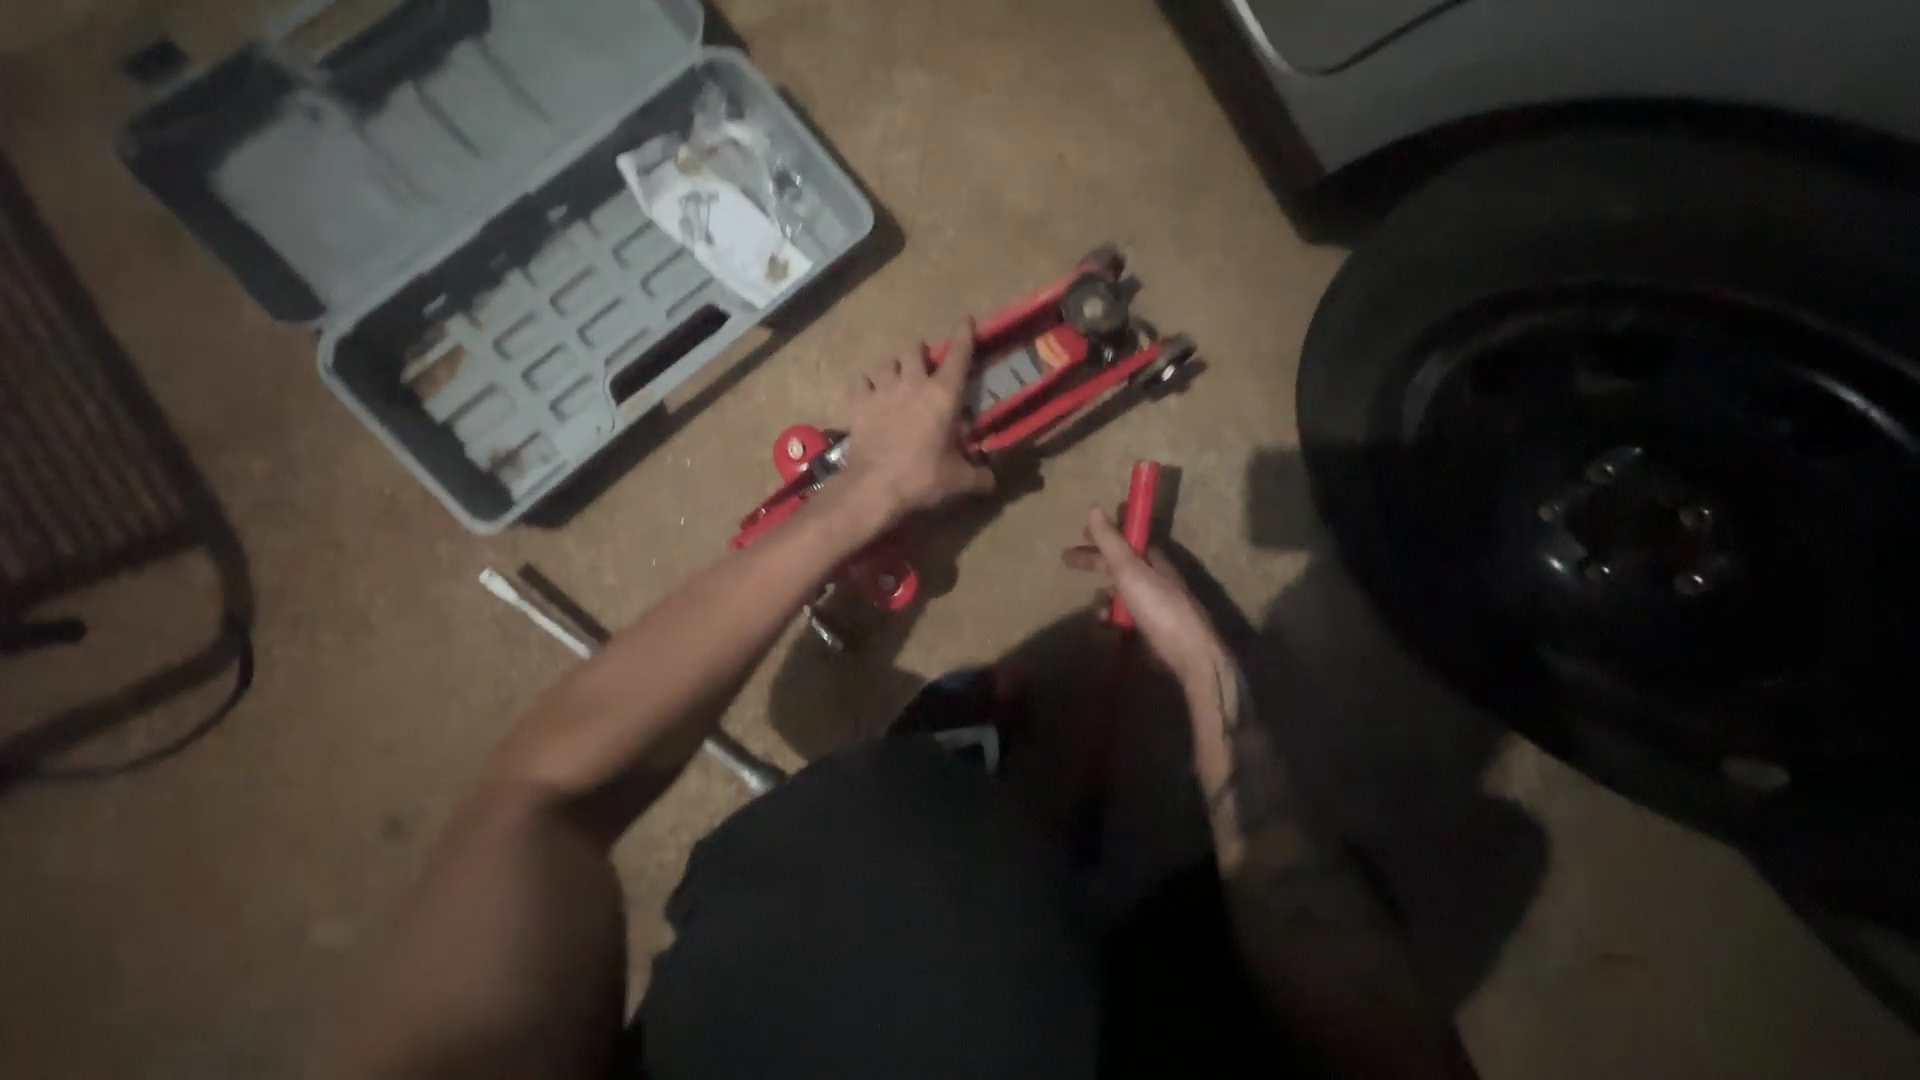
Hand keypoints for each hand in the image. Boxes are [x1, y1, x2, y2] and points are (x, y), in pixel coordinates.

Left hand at [839, 324, 995, 525]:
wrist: (875, 487)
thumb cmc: (923, 478)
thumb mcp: (959, 480)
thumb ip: (980, 476)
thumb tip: (992, 480)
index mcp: (944, 395)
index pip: (959, 354)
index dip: (965, 335)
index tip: (967, 321)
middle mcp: (913, 383)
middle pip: (914, 348)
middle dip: (920, 352)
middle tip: (923, 364)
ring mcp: (882, 390)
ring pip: (886, 361)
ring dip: (893, 365)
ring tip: (895, 376)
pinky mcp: (858, 403)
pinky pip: (861, 381)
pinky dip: (867, 384)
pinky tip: (869, 393)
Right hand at [1062, 506, 1228, 684]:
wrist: (1188, 653)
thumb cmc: (1159, 607)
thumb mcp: (1130, 570)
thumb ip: (1111, 541)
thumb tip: (1094, 507)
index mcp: (1152, 559)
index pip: (1125, 538)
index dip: (1103, 533)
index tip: (1081, 531)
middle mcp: (1154, 577)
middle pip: (1118, 563)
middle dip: (1093, 562)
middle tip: (1066, 560)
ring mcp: (1153, 603)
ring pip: (1119, 592)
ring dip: (1102, 596)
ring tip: (1096, 608)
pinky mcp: (1149, 627)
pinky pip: (1123, 616)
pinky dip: (1112, 618)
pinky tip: (1107, 625)